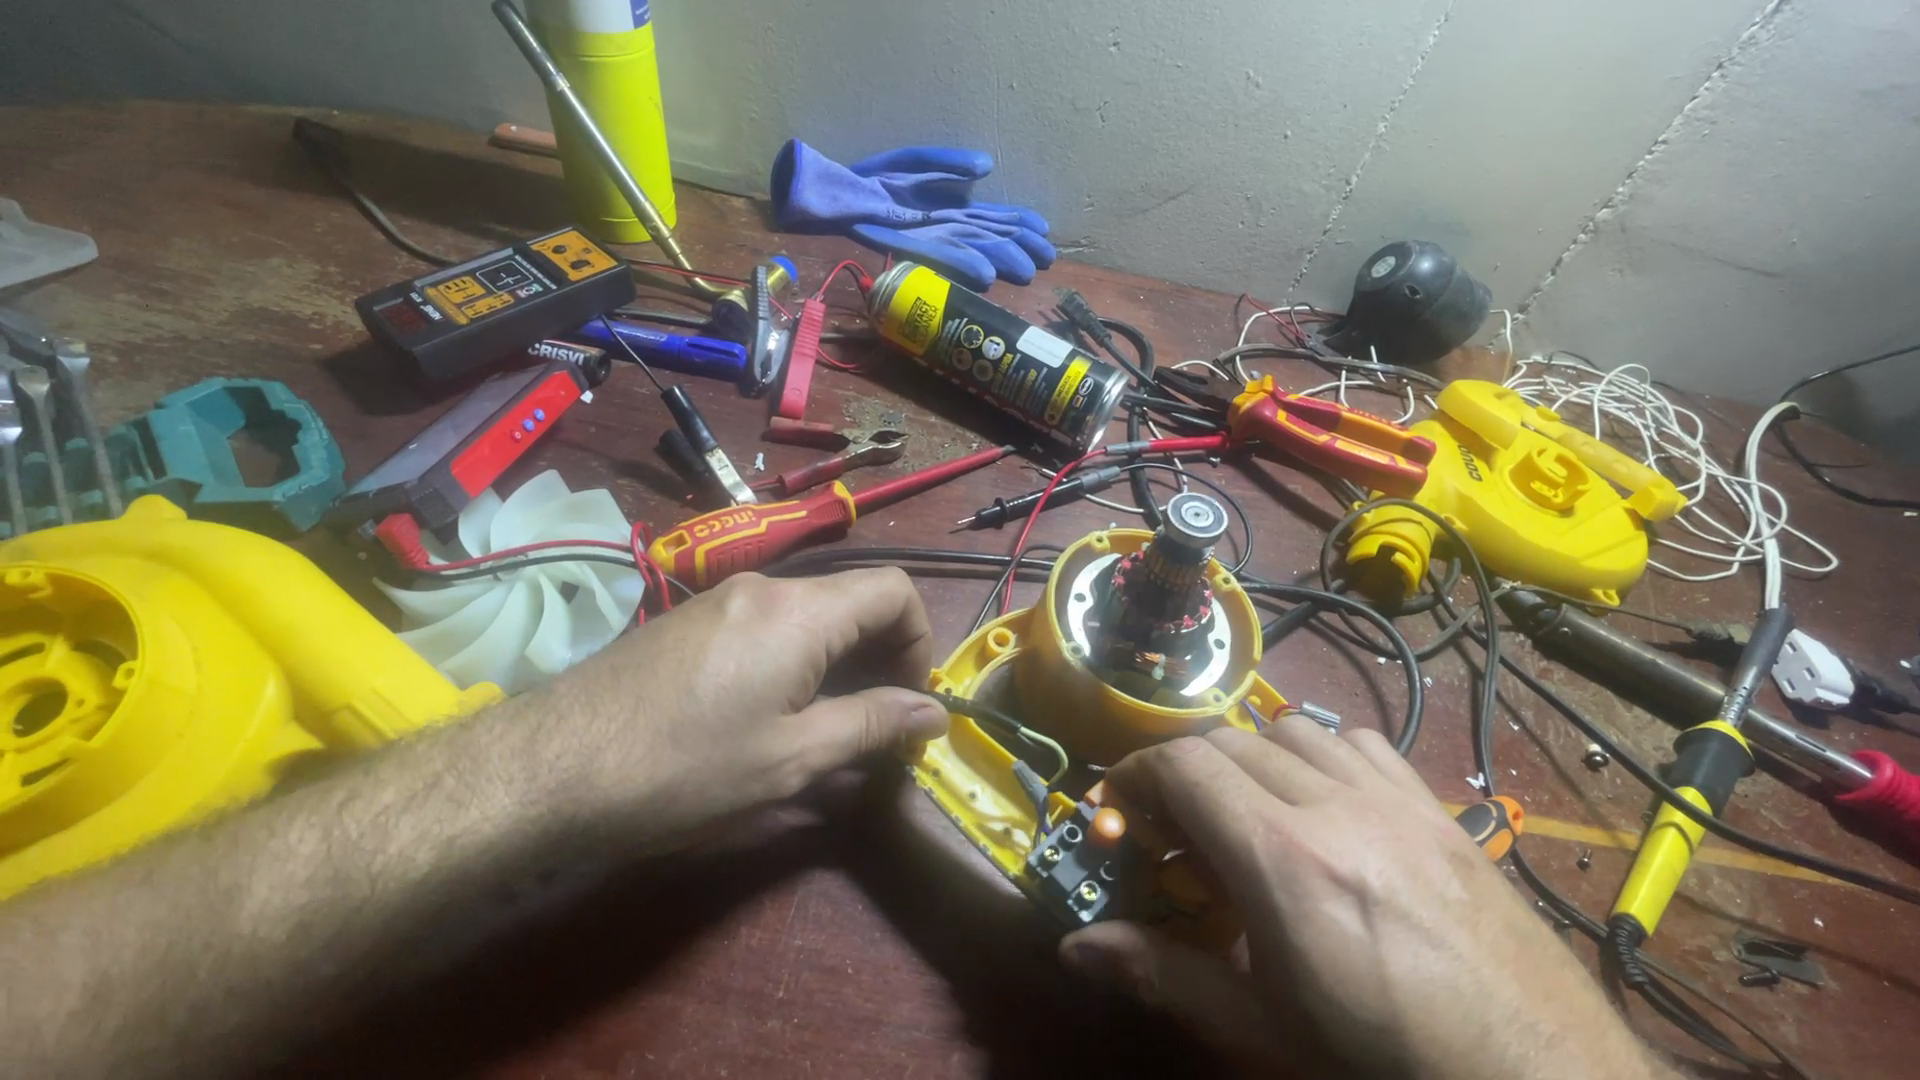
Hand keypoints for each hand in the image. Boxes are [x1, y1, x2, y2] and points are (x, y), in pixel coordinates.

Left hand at [543, 569, 947, 853]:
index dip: (920, 641)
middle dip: (881, 655)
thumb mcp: (791, 758)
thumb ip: (871, 725)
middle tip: (876, 724)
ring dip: (837, 661)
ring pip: (809, 614)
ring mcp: (721, 599)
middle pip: (853, 600)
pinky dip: (794, 660)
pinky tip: (767, 713)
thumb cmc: (683, 769)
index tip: (909, 701)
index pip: (895, 590)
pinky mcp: (691, 620)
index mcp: (800, 612)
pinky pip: (768, 625)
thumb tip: (934, 714)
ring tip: (824, 727)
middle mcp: (765, 588)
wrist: (549, 767)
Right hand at [1058, 718, 1663, 1079]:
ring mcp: (1392, 799)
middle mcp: (1333, 805)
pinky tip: (1321, 802)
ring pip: (1288, 730)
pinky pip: (1357, 742)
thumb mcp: (1263, 1029)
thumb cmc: (1384, 1060)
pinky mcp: (1436, 807)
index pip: (1184, 765)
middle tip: (1173, 829)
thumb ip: (1163, 974)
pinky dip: (1316, 753)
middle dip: (1181, 772)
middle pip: (1226, 740)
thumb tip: (1073, 948)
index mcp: (1282, 859)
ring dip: (1245, 758)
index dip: (1137, 774)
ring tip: (1243, 813)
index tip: (1120, 810)